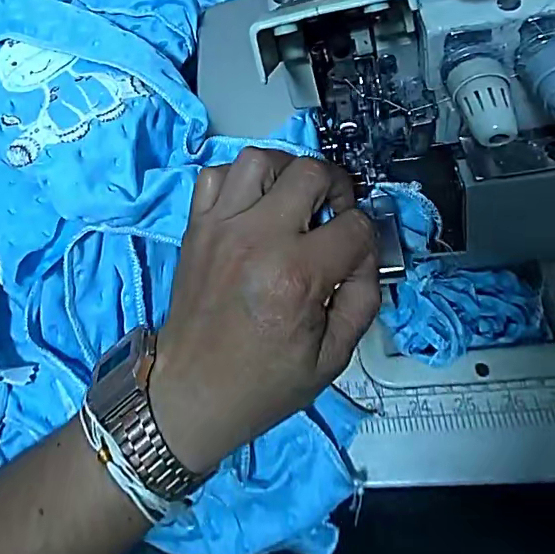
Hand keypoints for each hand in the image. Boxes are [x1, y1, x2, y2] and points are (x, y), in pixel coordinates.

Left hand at [149, 148, 379, 474]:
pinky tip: (253, 203)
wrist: (189, 394)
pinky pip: (216, 173)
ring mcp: (221, 226)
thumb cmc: (264, 382)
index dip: (365, 237)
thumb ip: (363, 297)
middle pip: (311, 173)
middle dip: (336, 187)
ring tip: (292, 199)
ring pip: (260, 159)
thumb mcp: (333, 357)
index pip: (354, 225)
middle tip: (331, 213)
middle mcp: (258, 238)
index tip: (355, 254)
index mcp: (295, 276)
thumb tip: (364, 251)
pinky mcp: (196, 225)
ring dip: (286, 172)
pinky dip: (239, 178)